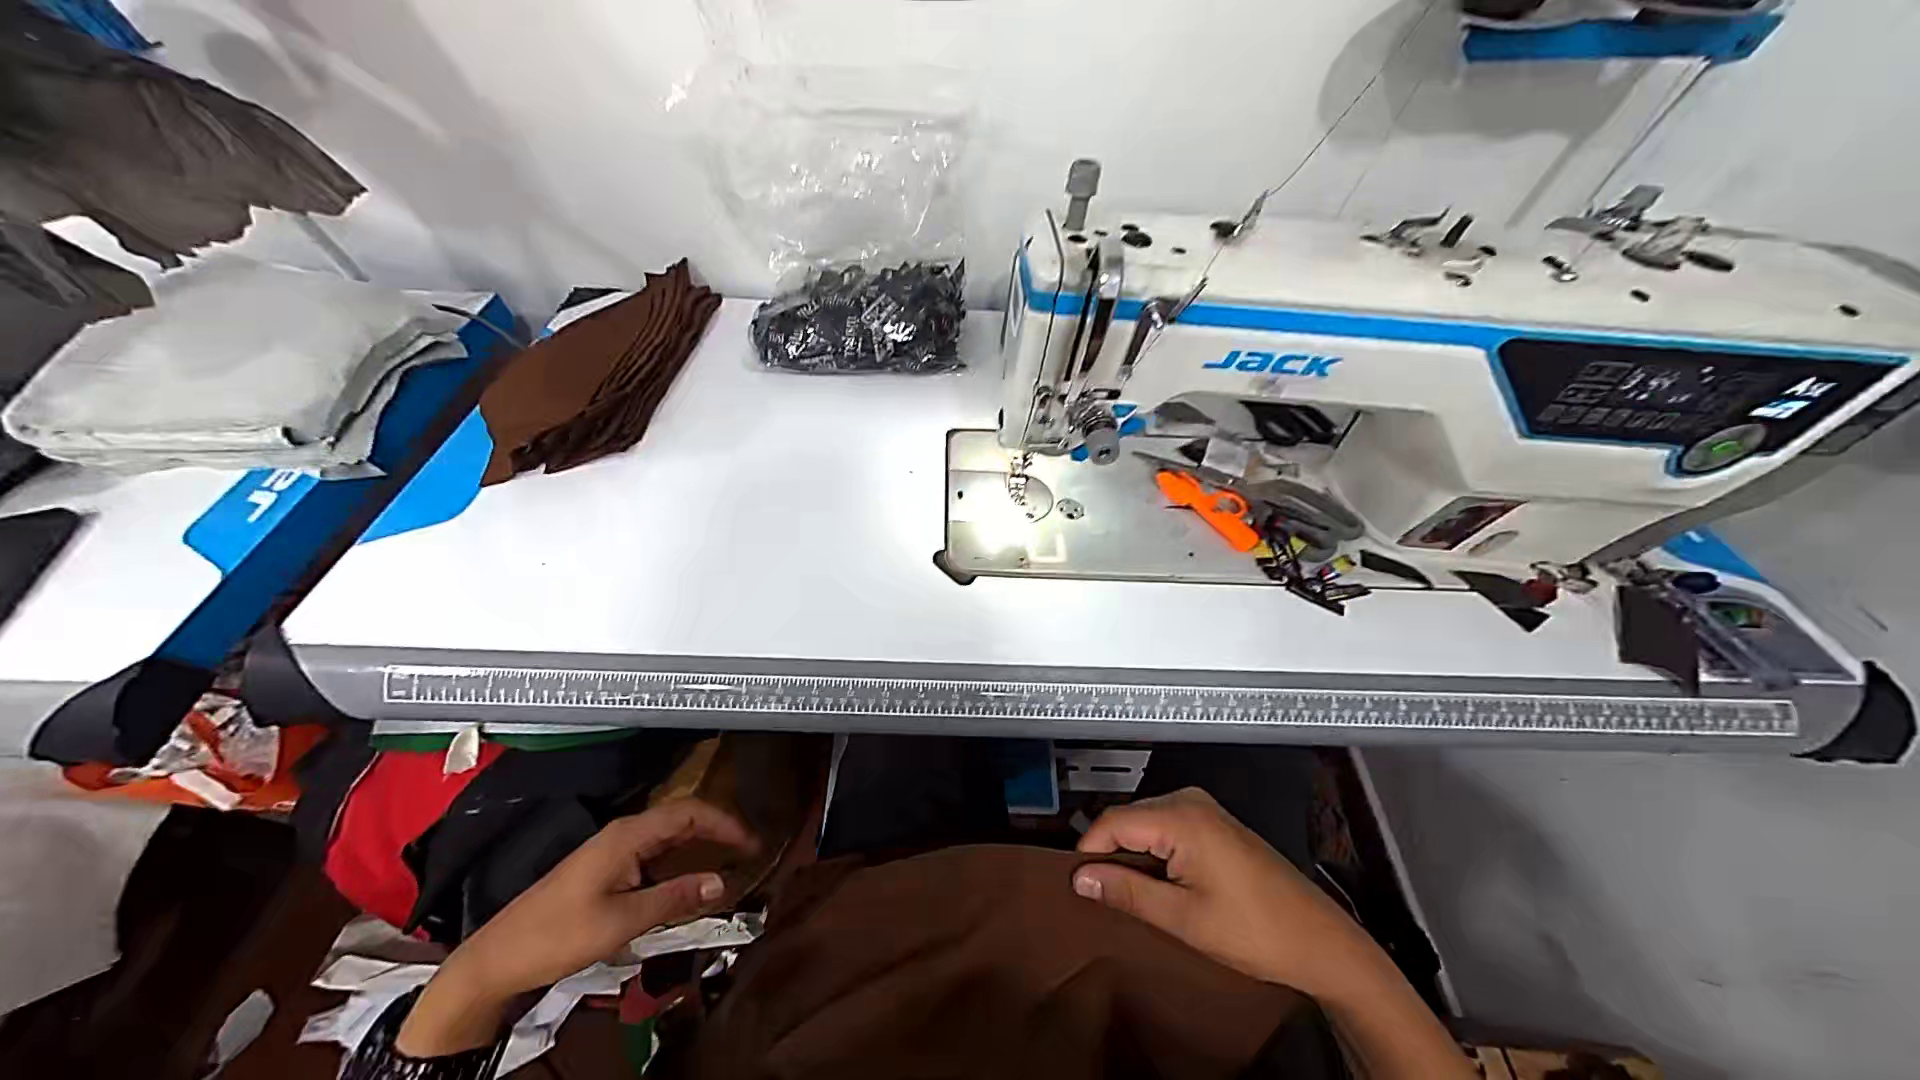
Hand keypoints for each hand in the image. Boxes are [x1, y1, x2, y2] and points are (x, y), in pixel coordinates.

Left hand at [397, 800, 757, 1055]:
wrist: (496, 960)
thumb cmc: (558, 935)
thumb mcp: (622, 921)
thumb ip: (675, 897)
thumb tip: (722, 880)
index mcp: (629, 835)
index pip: (690, 813)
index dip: (725, 823)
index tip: (753, 842)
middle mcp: (625, 833)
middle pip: (682, 818)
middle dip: (719, 829)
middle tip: (749, 850)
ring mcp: (614, 849)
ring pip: (670, 835)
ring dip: (701, 844)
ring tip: (729, 861)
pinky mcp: (607, 867)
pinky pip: (656, 853)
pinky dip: (682, 860)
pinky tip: (691, 878)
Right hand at [1072, 787, 1384, 999]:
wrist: (1321, 942)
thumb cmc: (1255, 931)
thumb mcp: (1183, 918)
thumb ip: (1127, 892)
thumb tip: (1081, 878)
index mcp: (1182, 817)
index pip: (1113, 820)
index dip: (1089, 850)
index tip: (1079, 885)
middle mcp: (1191, 801)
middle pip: (1128, 818)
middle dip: (1110, 851)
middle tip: (1101, 894)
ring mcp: (1205, 809)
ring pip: (1145, 822)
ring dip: (1131, 853)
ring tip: (1128, 893)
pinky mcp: (1214, 823)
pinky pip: (1166, 825)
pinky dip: (1153, 850)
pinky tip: (1158, 883)